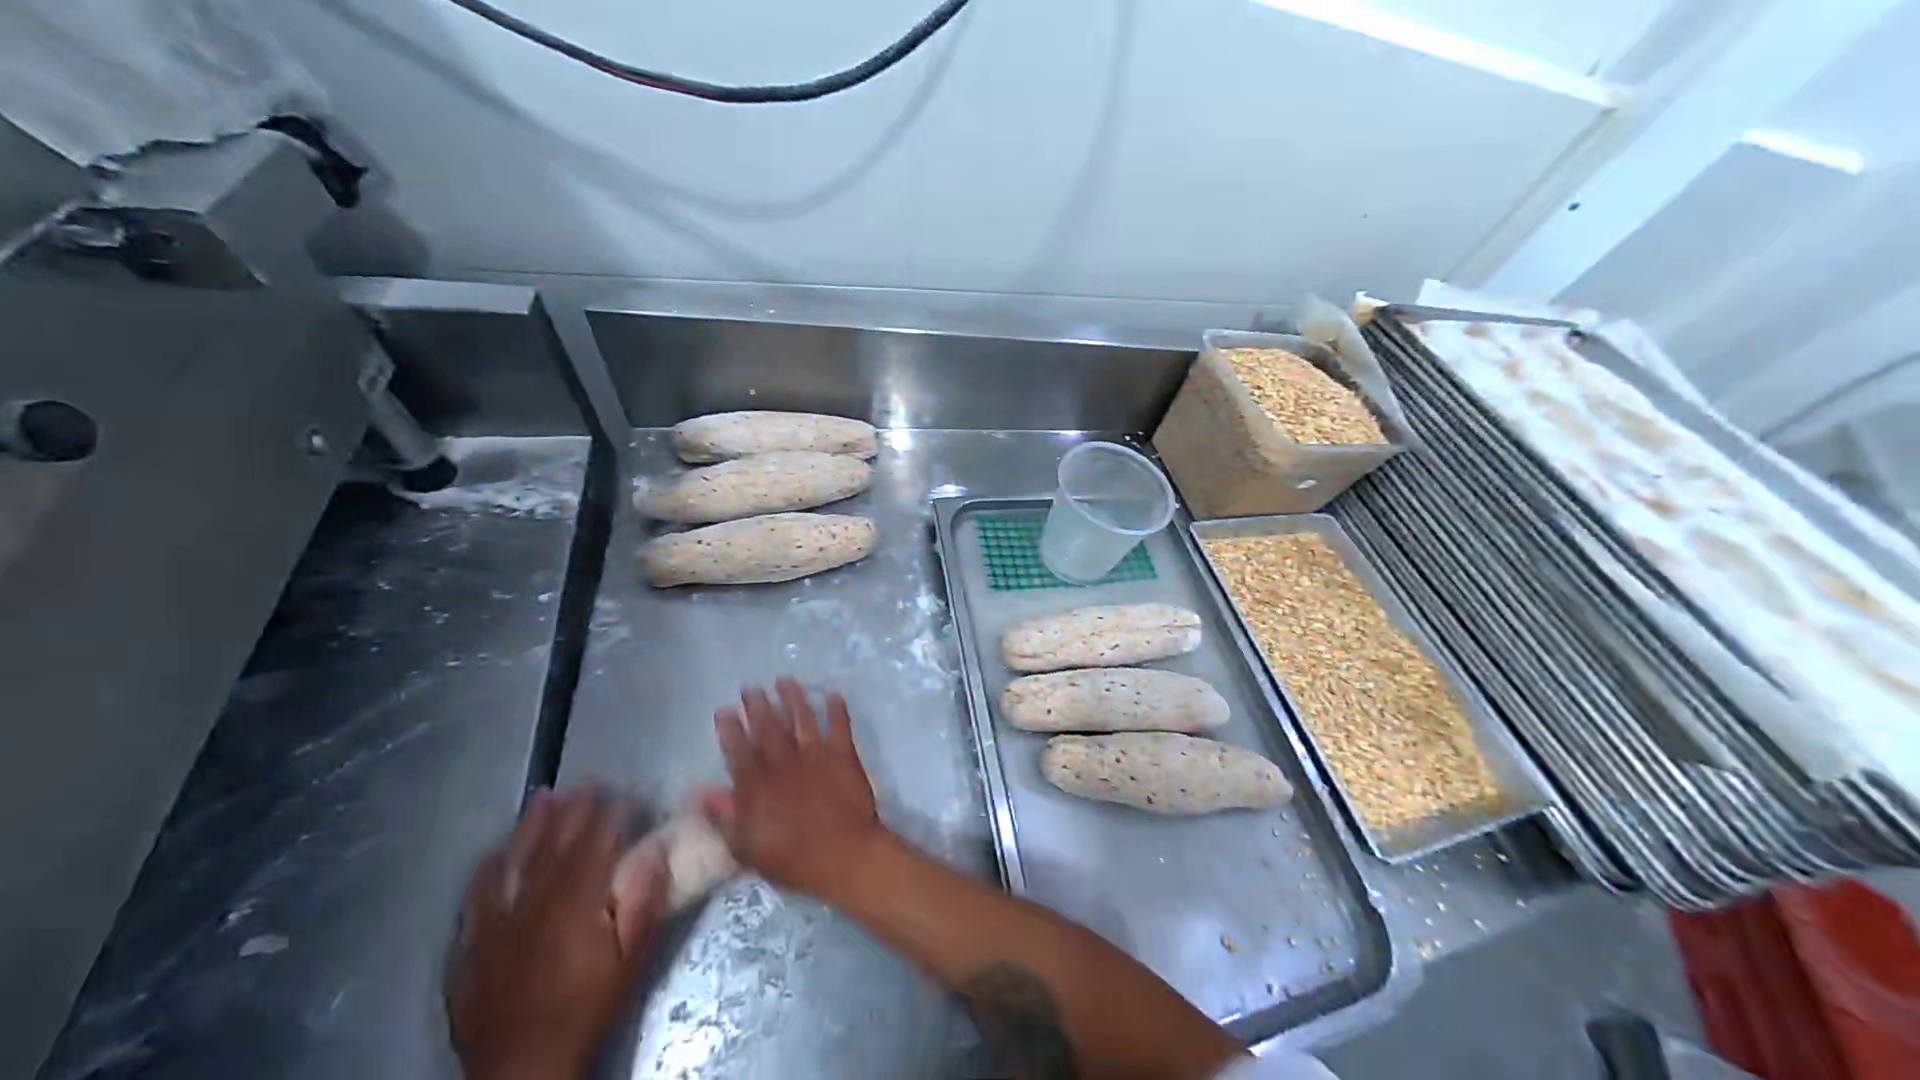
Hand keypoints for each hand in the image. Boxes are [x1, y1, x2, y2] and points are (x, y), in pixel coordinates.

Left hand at [448, 789, 665, 1079]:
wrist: (523, 1063)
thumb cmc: (588, 1007)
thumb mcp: (631, 957)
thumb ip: (645, 902)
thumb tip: (657, 853)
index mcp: (577, 899)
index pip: (597, 841)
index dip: (613, 813)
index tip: (627, 795)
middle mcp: (535, 899)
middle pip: (557, 842)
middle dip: (576, 809)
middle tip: (589, 784)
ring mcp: (499, 919)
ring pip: (516, 858)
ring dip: (532, 825)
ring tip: (544, 797)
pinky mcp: (473, 942)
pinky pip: (479, 893)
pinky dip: (489, 867)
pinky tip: (496, 852)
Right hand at [703, 679, 890, 901]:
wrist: (844, 855)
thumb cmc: (792, 859)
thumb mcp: (746, 847)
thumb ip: (723, 817)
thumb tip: (701, 794)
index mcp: (756, 784)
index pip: (737, 749)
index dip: (729, 728)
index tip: (724, 710)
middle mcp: (783, 762)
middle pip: (767, 726)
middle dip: (757, 705)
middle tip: (751, 688)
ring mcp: (814, 755)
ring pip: (801, 718)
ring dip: (793, 698)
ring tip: (785, 681)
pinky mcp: (843, 755)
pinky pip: (839, 725)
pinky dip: (836, 708)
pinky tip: (833, 694)